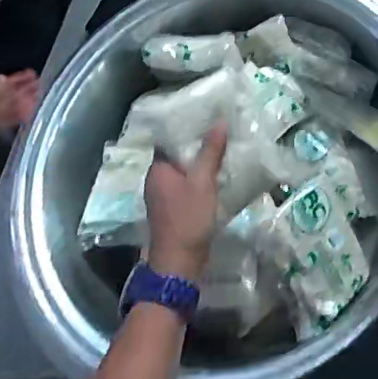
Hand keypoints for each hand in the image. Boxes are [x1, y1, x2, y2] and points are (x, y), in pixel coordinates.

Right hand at [0, 34, 39, 129]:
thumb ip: (1, 95)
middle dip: (24, 100)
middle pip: (6, 107)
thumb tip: (20, 106)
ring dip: (22, 88)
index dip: (19, 115)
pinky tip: (25, 74)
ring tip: (36, 80)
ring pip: (5, 94)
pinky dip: (14, 80)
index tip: (35, 105)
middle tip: (39, 89)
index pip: (2, 119)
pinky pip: (1, 83)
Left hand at [144, 124, 226, 278]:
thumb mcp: (203, 182)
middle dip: (195, 142)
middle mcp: (156, 180)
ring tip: (221, 146)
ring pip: (182, 169)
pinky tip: (216, 173)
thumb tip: (219, 121)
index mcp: (158, 170)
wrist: (179, 264)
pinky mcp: (173, 208)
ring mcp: (163, 195)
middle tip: (218, 127)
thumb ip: (210, 152)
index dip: (184, 125)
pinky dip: (198, 177)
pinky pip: (186, 184)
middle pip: (175, 153)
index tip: (204, 114)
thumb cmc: (188, 218)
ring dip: (198, 160)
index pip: (167, 138)